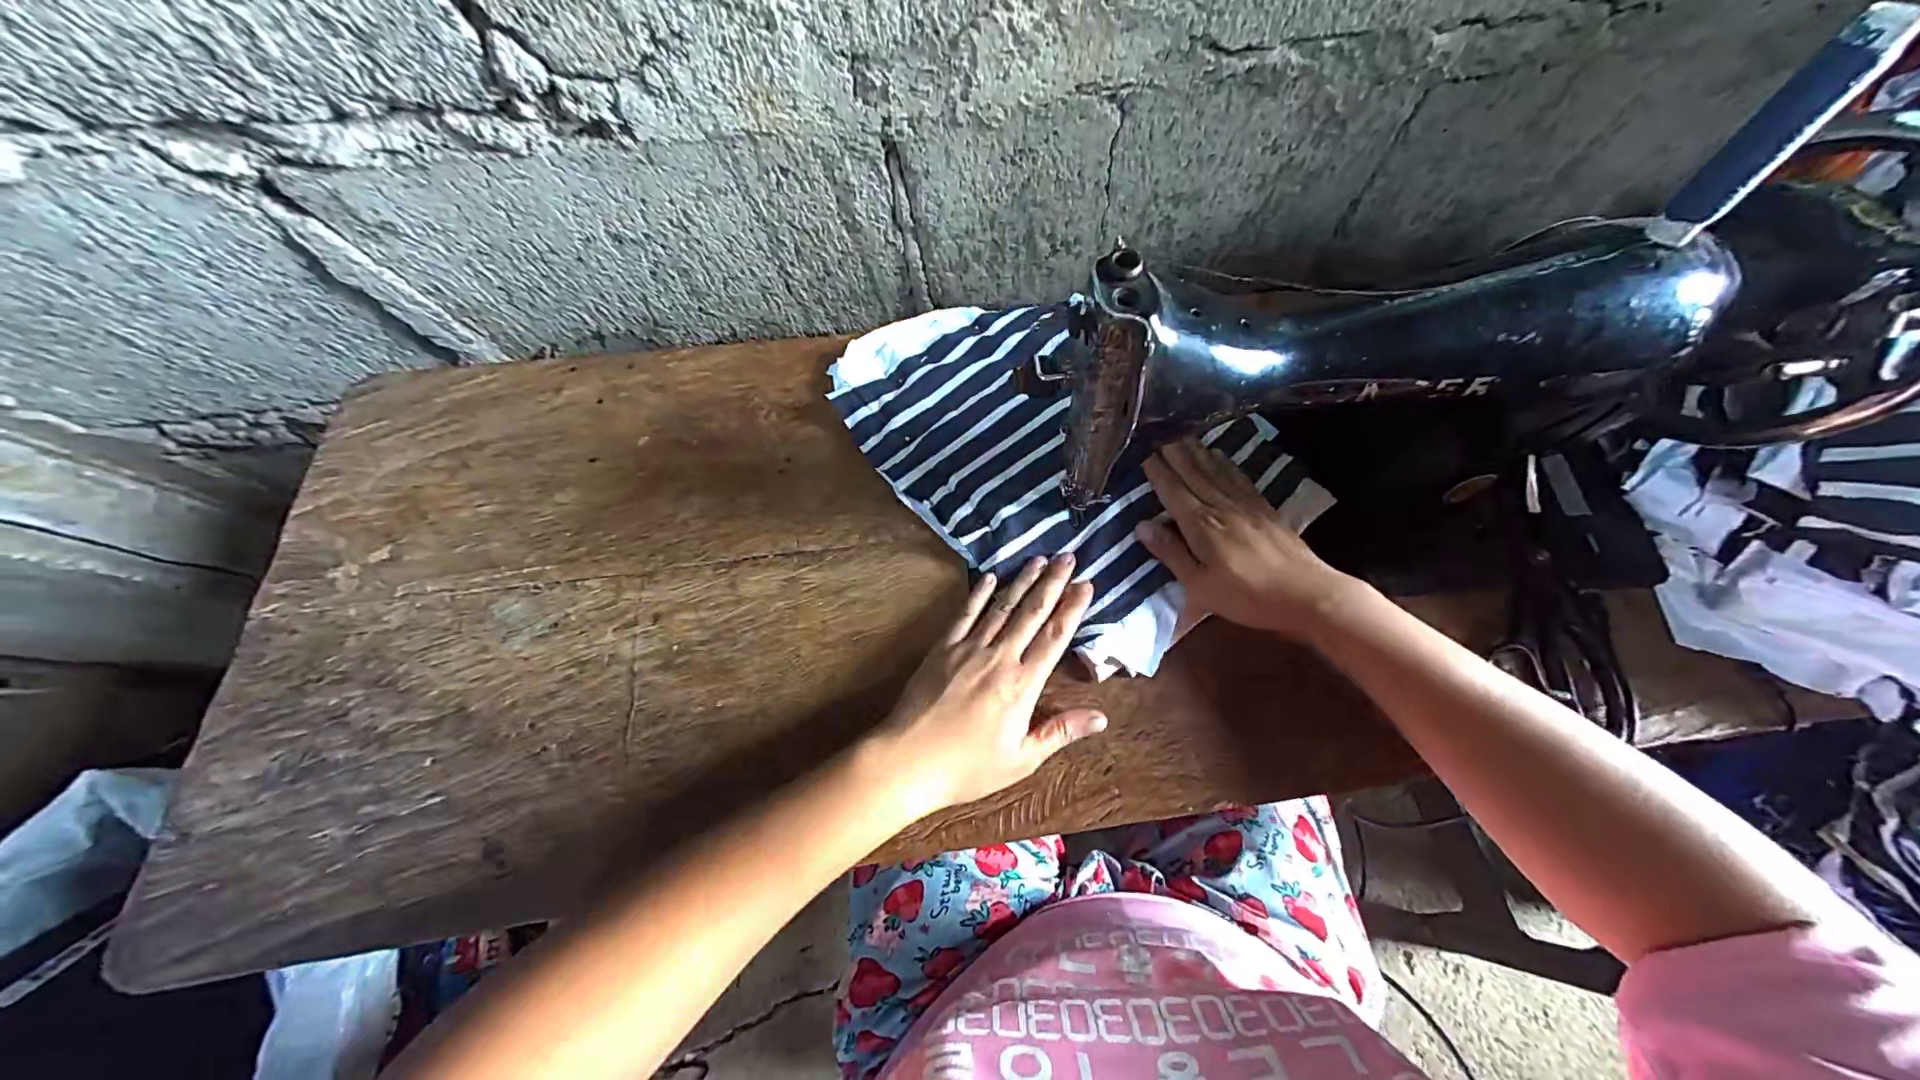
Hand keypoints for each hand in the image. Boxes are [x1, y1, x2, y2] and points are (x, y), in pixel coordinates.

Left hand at [868, 555, 1106, 817]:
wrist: (908, 759)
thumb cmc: (967, 766)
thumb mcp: (1021, 759)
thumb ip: (1061, 731)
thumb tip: (1102, 717)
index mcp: (1022, 685)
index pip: (1055, 638)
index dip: (1072, 608)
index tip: (1086, 584)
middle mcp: (999, 659)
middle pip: (1032, 613)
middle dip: (1052, 582)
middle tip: (1068, 557)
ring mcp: (968, 649)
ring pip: (1002, 607)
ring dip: (1022, 580)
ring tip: (1039, 559)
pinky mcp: (943, 648)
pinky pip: (965, 614)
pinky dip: (980, 594)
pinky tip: (991, 577)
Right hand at [1137, 439, 1363, 639]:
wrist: (1307, 594)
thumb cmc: (1247, 596)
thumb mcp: (1200, 585)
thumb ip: (1172, 553)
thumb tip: (1142, 526)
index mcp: (1201, 526)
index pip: (1174, 492)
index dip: (1159, 473)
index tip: (1145, 455)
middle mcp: (1222, 508)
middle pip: (1195, 475)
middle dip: (1176, 455)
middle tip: (1161, 436)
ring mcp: (1246, 506)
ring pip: (1217, 473)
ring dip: (1199, 454)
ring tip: (1185, 438)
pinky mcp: (1266, 510)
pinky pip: (1239, 479)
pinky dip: (1226, 465)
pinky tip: (1221, 458)